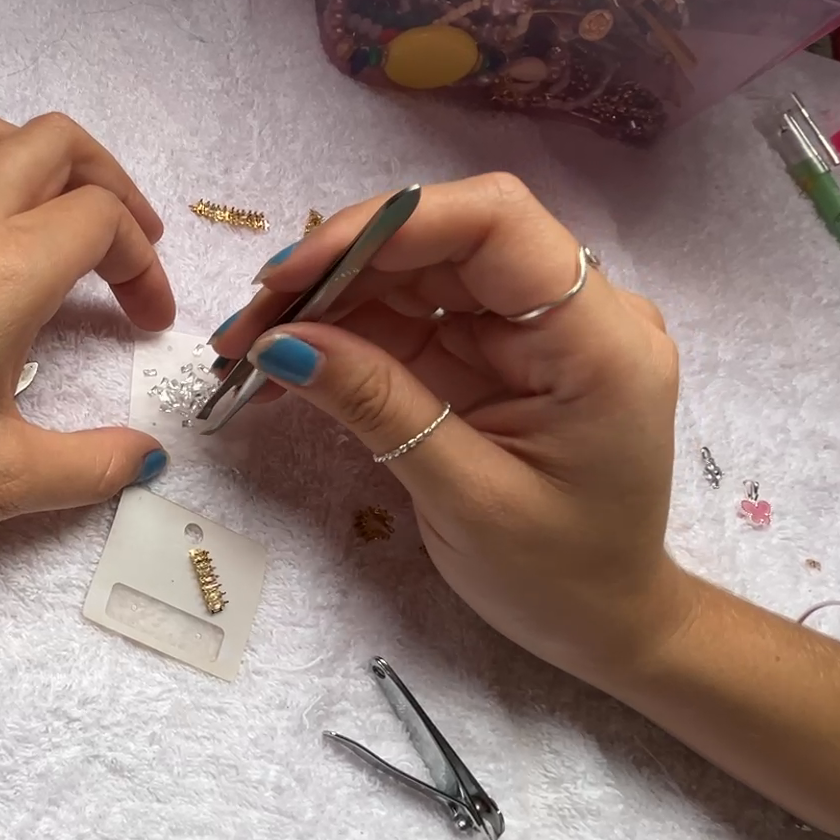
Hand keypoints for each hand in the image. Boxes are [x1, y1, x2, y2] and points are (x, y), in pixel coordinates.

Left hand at [0, 110, 173, 576]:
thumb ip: (91, 467)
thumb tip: (147, 457)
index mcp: (0, 272)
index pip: (102, 220)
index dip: (144, 265)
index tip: (147, 324)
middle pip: (54, 144)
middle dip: (110, 185)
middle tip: (125, 250)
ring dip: (35, 158)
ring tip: (54, 217)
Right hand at [211, 174, 688, 678]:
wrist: (596, 617)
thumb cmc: (555, 572)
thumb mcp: (462, 494)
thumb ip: (376, 406)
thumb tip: (279, 342)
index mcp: (594, 338)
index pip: (492, 223)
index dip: (383, 227)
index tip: (291, 274)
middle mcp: (559, 311)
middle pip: (431, 246)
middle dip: (327, 276)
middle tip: (242, 329)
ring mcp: (513, 329)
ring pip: (401, 279)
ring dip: (316, 307)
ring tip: (244, 353)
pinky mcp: (475, 352)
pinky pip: (394, 322)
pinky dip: (331, 339)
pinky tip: (281, 367)